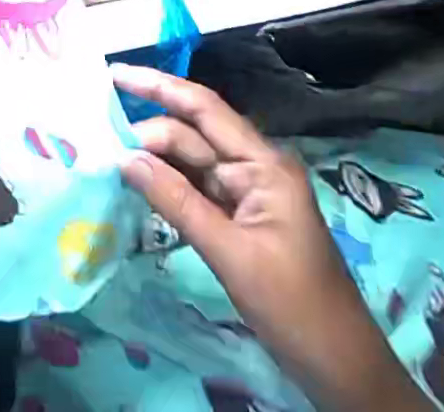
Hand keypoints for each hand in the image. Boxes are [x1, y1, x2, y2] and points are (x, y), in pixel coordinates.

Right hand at [112, 65, 434, 411]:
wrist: (340, 368)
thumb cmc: (295, 307)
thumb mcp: (231, 254)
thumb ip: (176, 201)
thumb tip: (124, 158)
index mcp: (263, 165)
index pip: (204, 109)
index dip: (158, 86)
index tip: (115, 76)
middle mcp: (253, 167)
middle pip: (190, 135)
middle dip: (147, 134)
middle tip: (102, 148)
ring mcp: (244, 192)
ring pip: (188, 160)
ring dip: (152, 158)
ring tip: (109, 160)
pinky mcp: (235, 216)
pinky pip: (192, 187)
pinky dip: (164, 184)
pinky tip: (136, 183)